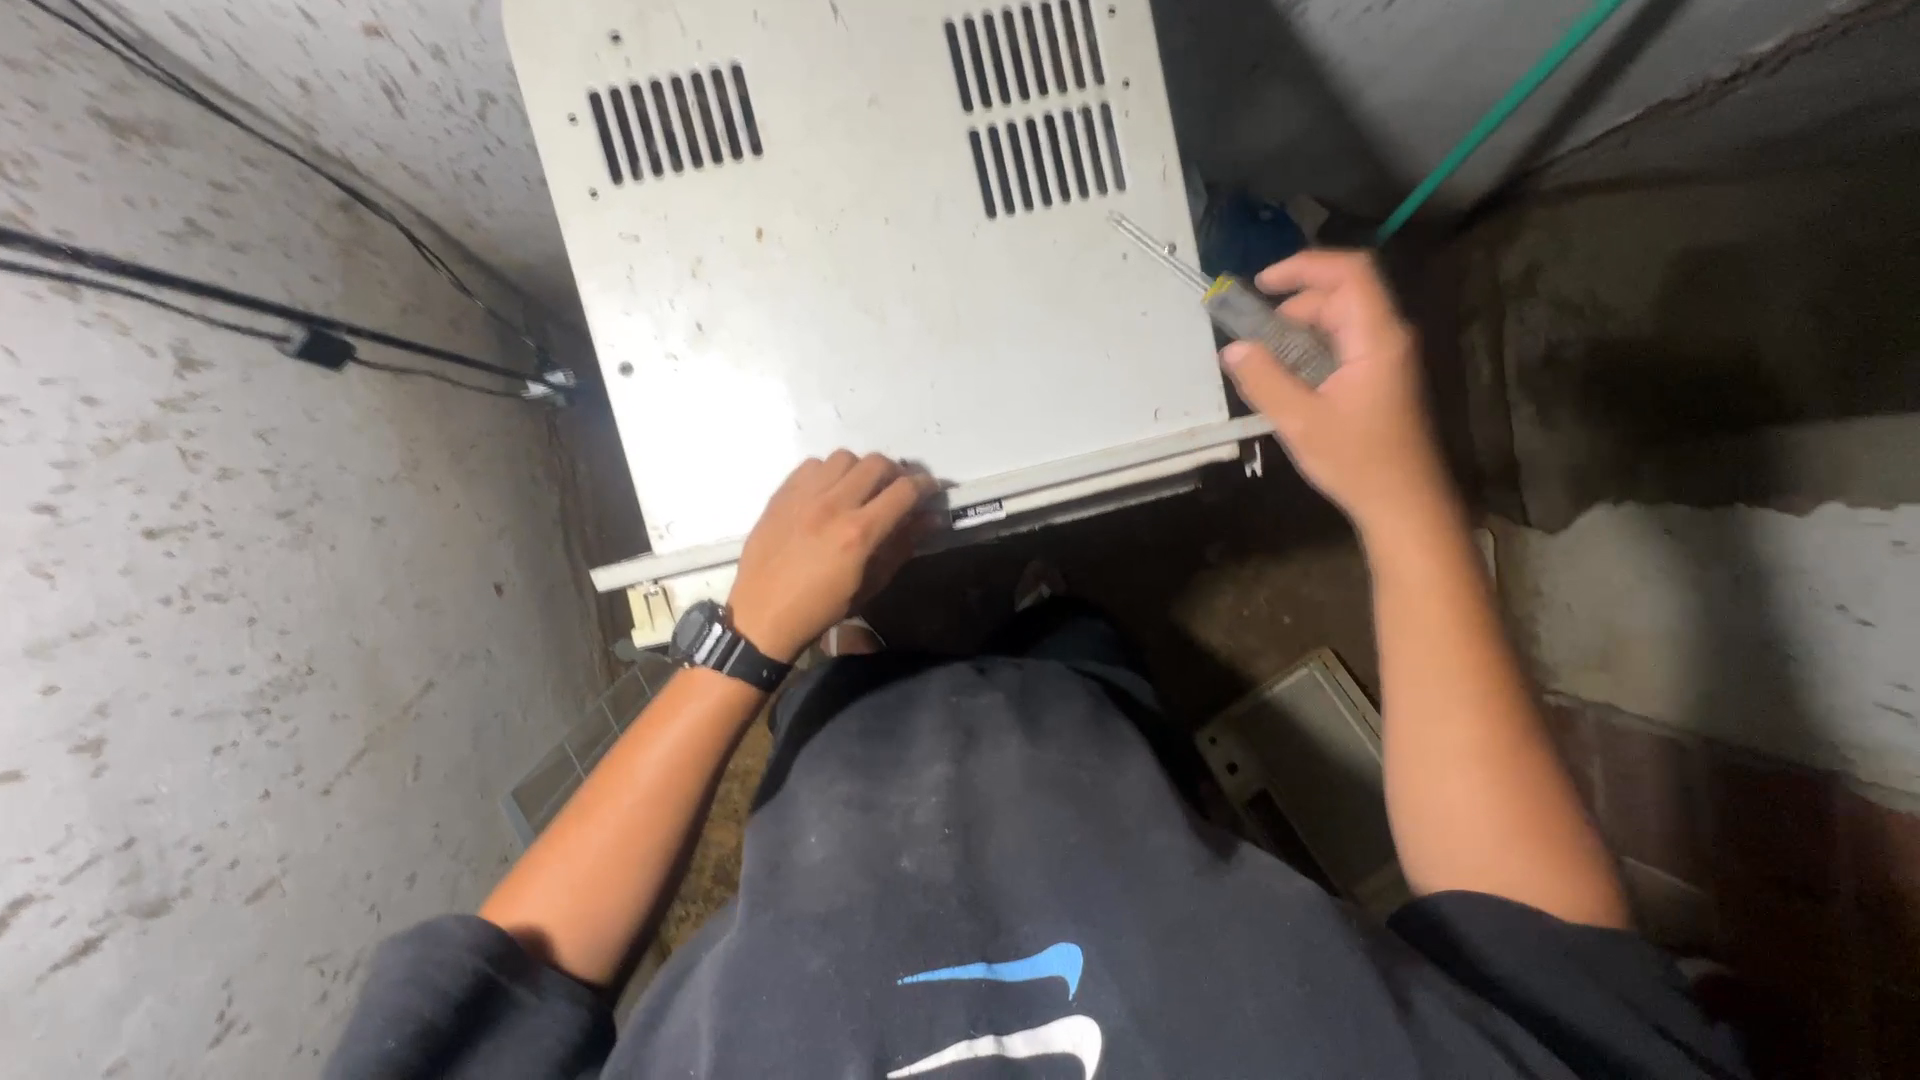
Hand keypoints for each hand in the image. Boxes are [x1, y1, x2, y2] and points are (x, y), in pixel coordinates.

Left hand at [727, 451, 936, 663]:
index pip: (904, 490)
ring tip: (860, 488)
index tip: (931, 489)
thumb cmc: (822, 608)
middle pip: (876, 463)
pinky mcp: (781, 494)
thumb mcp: (871, 584)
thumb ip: (902, 546)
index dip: (925, 486)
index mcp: (859, 532)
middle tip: (896, 489)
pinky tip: (828, 492)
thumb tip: (931, 518)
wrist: (763, 615)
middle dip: (895, 473)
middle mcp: (833, 505)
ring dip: (860, 469)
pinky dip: (827, 472)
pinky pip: (811, 465)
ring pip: (844, 458)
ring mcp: (803, 496)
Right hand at [1219, 250, 1453, 533]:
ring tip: (1265, 363)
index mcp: (1376, 338)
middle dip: (1292, 307)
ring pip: (1339, 321)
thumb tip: (1232, 349)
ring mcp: (1385, 358)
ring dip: (1298, 332)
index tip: (1262, 284)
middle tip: (1255, 339)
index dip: (1304, 266)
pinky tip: (1287, 380)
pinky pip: (1342, 346)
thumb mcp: (1300, 422)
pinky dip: (1310, 351)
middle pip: (1340, 296)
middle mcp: (1386, 338)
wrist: (1404, 503)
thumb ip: (1263, 380)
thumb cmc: (1357, 462)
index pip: (1349, 272)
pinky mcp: (1379, 378)